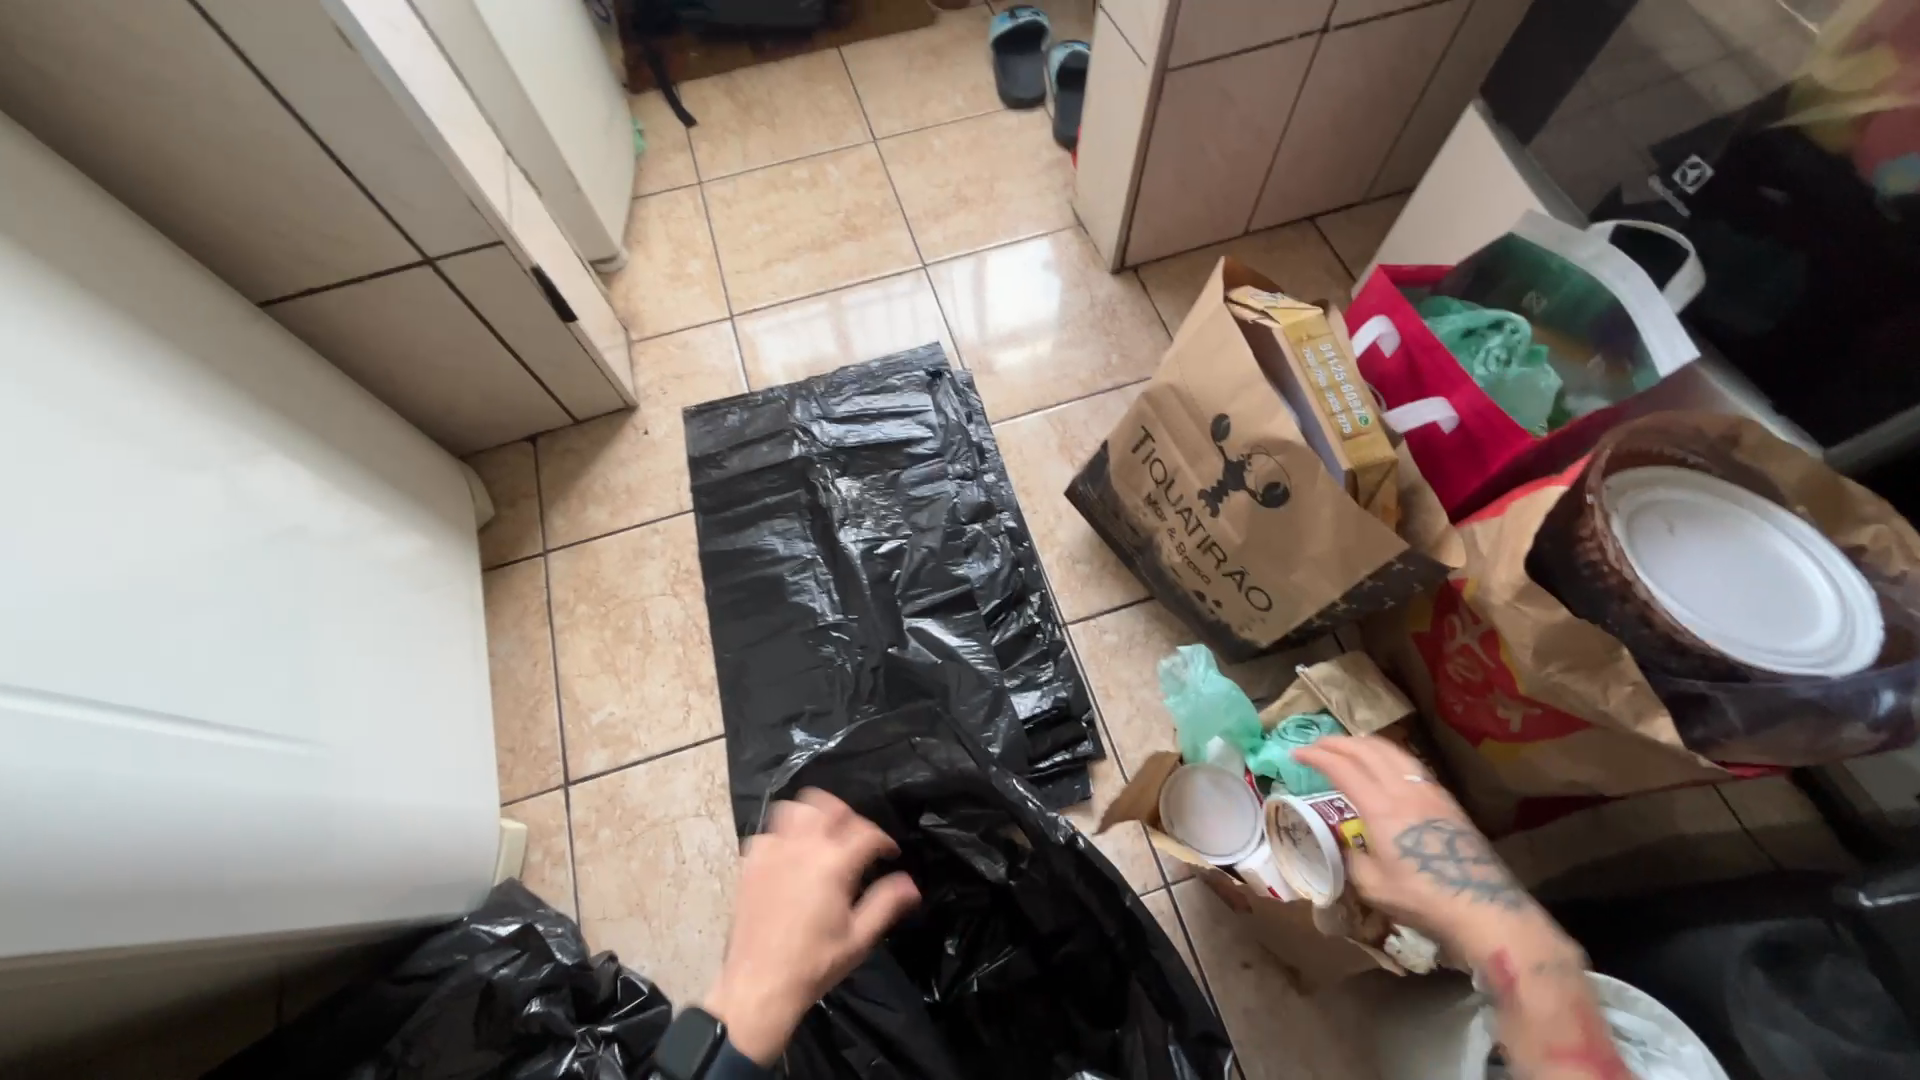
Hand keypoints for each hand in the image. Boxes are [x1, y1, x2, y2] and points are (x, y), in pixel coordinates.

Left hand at [704, 789, 920, 1064]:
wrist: (759, 986)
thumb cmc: (814, 964)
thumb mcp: (859, 938)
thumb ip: (887, 904)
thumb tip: (911, 884)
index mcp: (834, 863)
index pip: (867, 832)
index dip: (883, 840)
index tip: (890, 853)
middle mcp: (802, 847)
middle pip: (830, 806)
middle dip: (850, 816)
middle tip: (857, 838)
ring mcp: (772, 851)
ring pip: (796, 808)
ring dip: (814, 815)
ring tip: (824, 836)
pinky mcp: (750, 862)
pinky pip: (769, 832)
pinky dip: (784, 835)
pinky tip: (791, 856)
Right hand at [1291, 736, 1559, 963]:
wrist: (1486, 910)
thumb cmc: (1423, 899)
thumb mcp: (1371, 885)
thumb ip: (1351, 856)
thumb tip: (1346, 842)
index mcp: (1380, 808)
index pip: (1341, 767)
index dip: (1315, 756)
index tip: (1295, 753)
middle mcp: (1404, 791)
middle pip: (1366, 749)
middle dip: (1336, 742)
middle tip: (1316, 745)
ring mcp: (1429, 792)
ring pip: (1392, 751)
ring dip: (1364, 743)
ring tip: (1348, 747)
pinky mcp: (1447, 801)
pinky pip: (1410, 764)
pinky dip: (1388, 755)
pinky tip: (1384, 766)